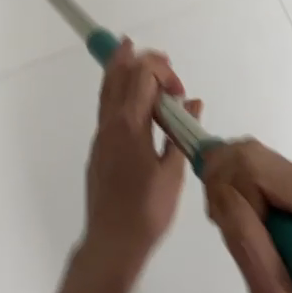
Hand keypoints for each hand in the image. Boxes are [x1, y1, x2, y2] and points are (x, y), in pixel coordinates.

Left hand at [81, 38, 201, 273]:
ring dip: (121, 68)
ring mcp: (101, 134)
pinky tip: (129, 97)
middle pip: (119, 74)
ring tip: (131, 51)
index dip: (162, 71)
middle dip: (139, 59)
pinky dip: (117, 89)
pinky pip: (106, 105)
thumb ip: (180, 134)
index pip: (142, 75)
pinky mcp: (98, 147)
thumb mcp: (173, 174)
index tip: (180, 92)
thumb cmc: (147, 211)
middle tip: (163, 59)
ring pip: (107, 88)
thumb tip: (192, 102)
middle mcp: (111, 122)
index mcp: (130, 124)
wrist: (111, 241)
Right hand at [204, 141, 291, 292]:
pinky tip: (246, 223)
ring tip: (233, 228)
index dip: (225, 185)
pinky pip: (260, 172)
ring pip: (253, 159)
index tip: (218, 222)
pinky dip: (241, 191)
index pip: (253, 164)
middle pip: (253, 155)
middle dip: (224, 183)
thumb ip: (247, 242)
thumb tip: (220, 190)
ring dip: (230, 187)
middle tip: (220, 224)